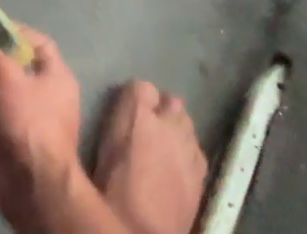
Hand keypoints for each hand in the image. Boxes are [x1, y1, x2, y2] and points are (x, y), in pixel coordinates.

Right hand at [0, 25, 84, 233]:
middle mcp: (48, 98)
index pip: (38, 42)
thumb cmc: (25, 119)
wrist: (29, 183)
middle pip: (16, 68)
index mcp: (57, 77)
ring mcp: (30, 124)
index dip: (12, 31)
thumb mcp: (3, 73)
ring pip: (1, 96)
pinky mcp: (12, 145)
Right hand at [94, 82, 207, 233]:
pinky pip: (196, 146)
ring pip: (187, 121)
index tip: (126, 107)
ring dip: (176, 127)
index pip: (141, 85)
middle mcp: (167, 122)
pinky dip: (188, 149)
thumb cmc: (112, 187)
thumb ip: (117, 121)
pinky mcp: (202, 168)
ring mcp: (188, 145)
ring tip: (163, 143)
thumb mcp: (104, 146)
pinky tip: (178, 163)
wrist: (140, 229)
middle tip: (148, 124)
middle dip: (161, 108)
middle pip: (171, 100)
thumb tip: (121, 112)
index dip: (133, 96)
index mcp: (136, 112)